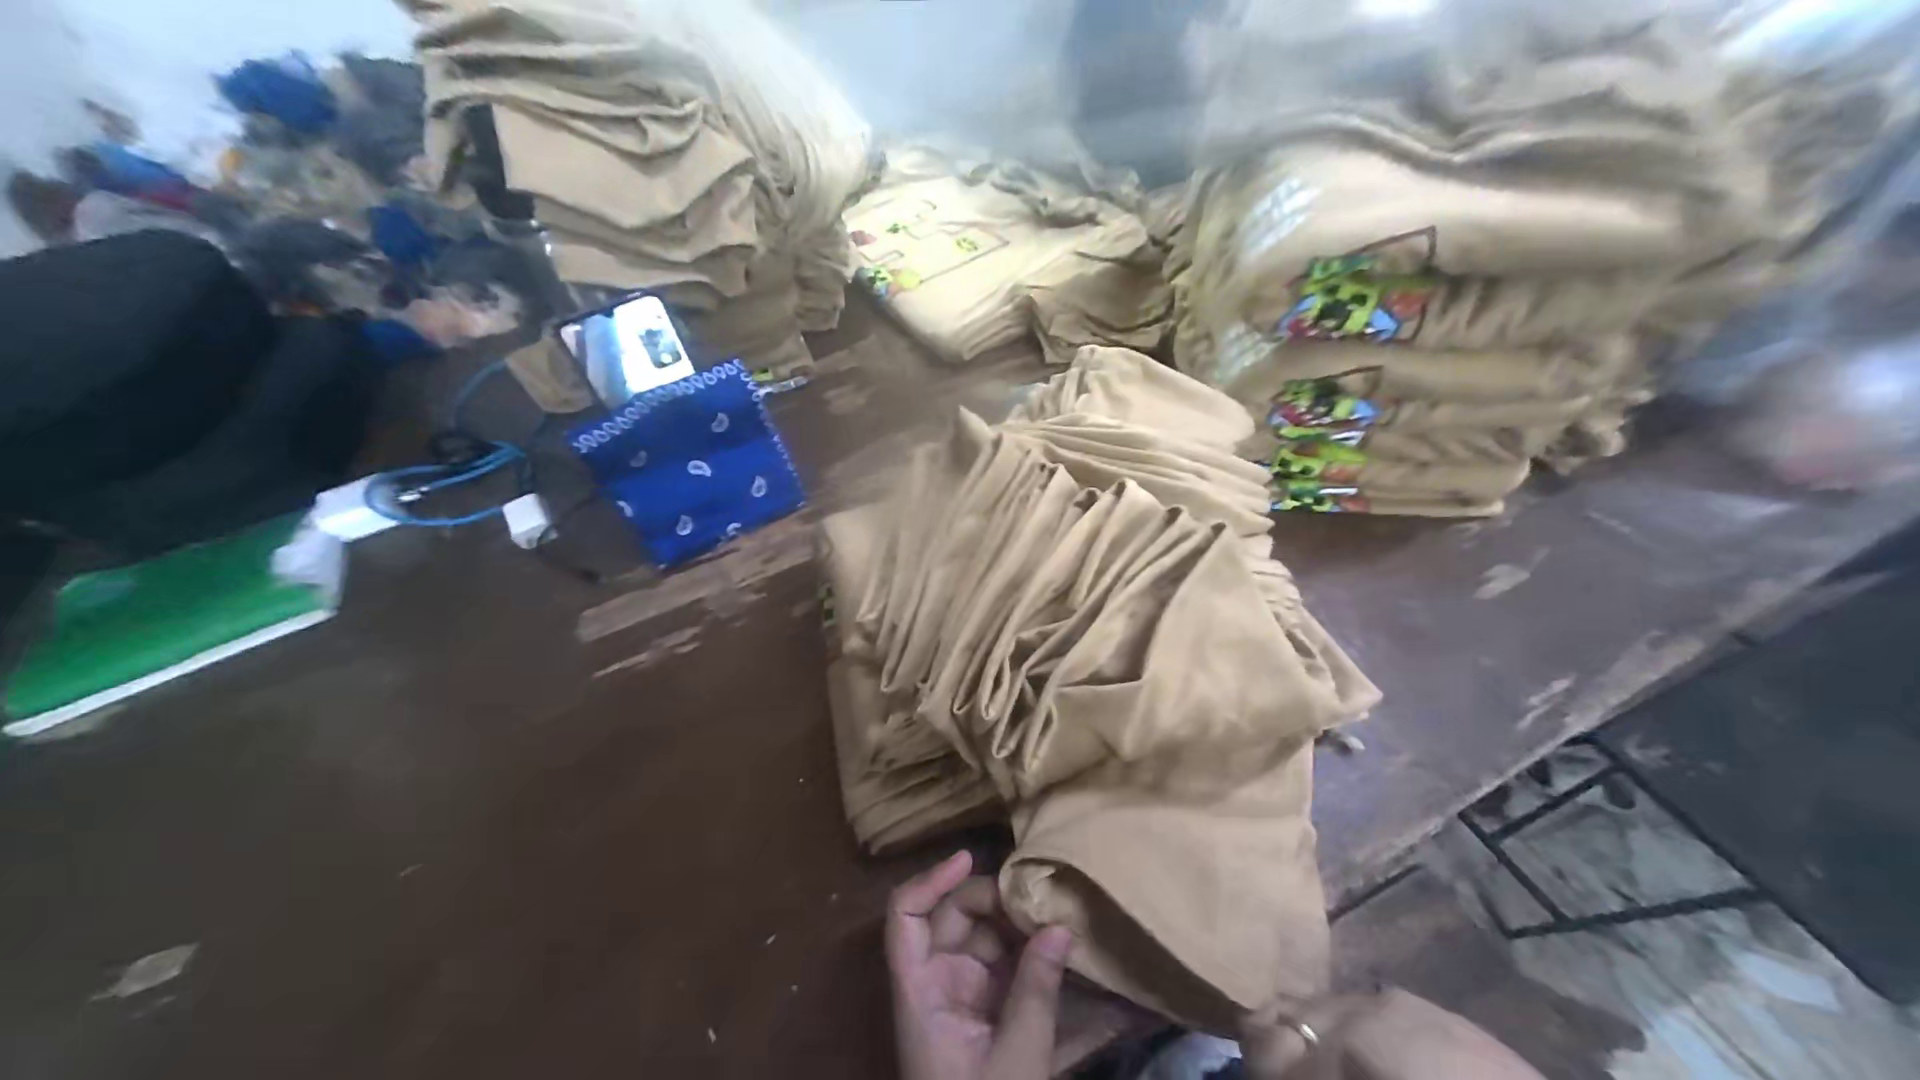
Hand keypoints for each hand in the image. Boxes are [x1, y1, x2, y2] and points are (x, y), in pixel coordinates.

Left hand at [887, 850, 1074, 1079]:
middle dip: (996, 903)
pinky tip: (1065, 950)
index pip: (905, 915)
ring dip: (1020, 927)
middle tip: (1041, 902)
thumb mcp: (1016, 1061)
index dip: (931, 879)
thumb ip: (1037, 991)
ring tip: (1061, 919)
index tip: (970, 858)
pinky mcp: (989, 1012)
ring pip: (986, 939)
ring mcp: (963, 996)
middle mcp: (935, 982)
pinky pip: (1008, 967)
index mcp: (920, 990)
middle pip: (954, 918)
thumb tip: (1060, 926)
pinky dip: (1032, 956)